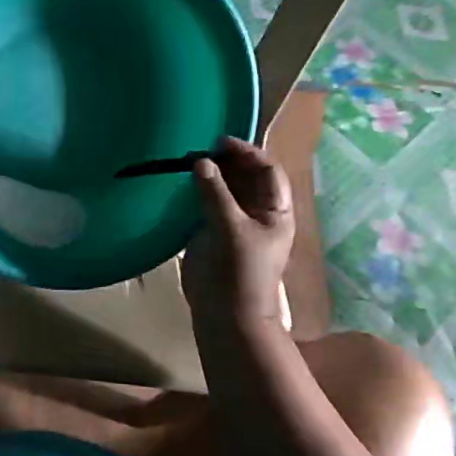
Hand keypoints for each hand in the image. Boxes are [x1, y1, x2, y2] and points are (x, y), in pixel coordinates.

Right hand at [181, 137, 294, 323]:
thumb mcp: (231, 229)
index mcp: (275, 210)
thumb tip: (200, 161)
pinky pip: (204, 203)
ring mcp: (232, 222)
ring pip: (223, 188)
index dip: (247, 152)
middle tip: (198, 150)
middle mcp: (256, 212)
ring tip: (186, 161)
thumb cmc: (240, 271)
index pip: (267, 170)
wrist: (226, 312)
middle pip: (244, 176)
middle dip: (225, 161)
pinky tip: (180, 183)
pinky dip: (194, 191)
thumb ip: (216, 193)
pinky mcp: (210, 232)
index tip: (219, 142)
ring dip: (208, 174)